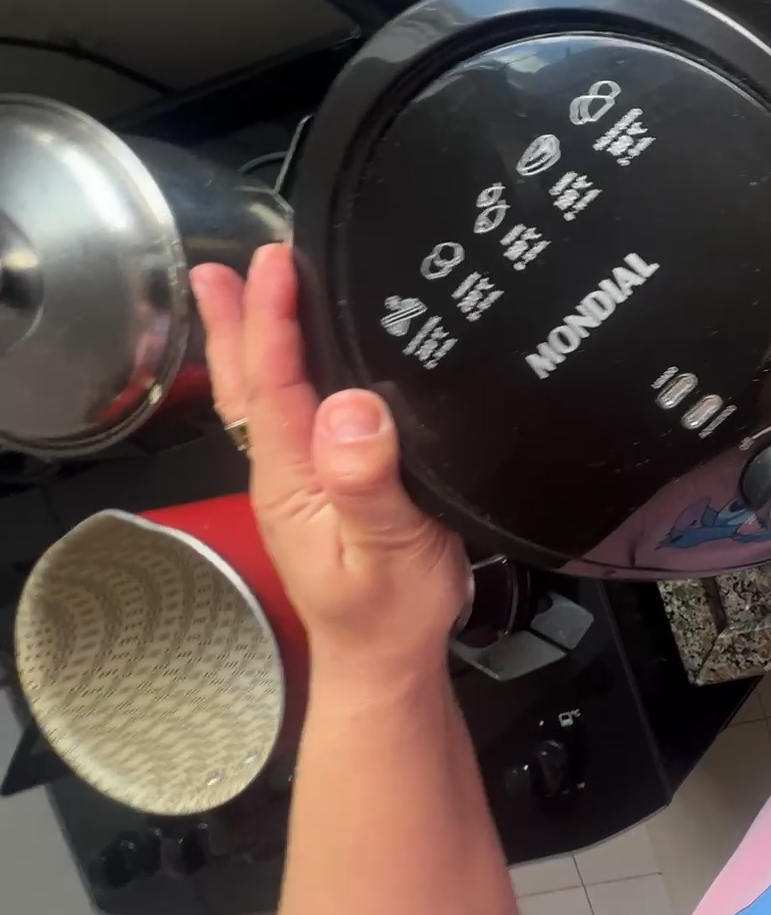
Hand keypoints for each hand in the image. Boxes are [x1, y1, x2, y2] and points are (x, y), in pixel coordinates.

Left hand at [190, 244, 468, 688]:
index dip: (272, 323)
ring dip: (257, 342)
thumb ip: (365, 483)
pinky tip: (311, 369)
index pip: (275, 387)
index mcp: (295, 479)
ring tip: (247, 296)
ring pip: (272, 398)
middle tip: (235, 263)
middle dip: (241, 320)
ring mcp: (308, 479)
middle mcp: (289, 471)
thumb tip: (352, 409)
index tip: (276, 266)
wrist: (386, 651)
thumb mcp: (386, 548)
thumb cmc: (391, 607)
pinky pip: (305, 417)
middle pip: (253, 385)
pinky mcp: (334, 485)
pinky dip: (296, 377)